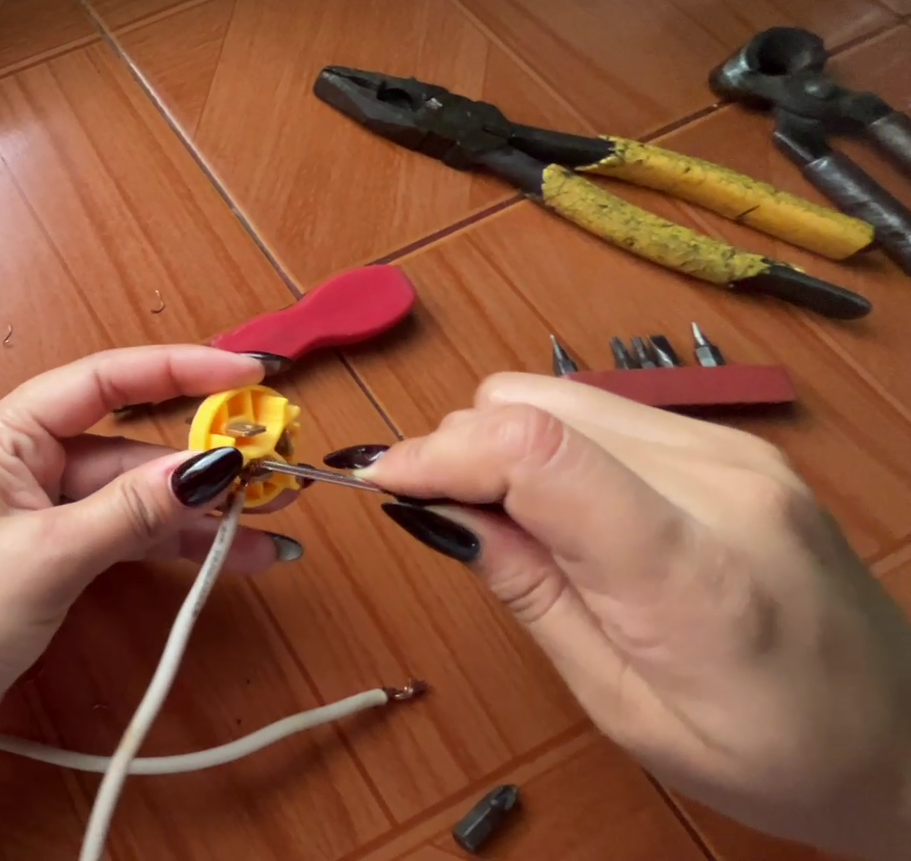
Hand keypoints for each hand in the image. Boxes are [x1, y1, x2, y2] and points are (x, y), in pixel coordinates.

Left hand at [0, 345, 303, 746]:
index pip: (102, 380)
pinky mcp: (51, 547)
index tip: (244, 374)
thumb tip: (209, 468)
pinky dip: (166, 542)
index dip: (177, 369)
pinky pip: (119, 530)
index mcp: (8, 433)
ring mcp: (40, 504)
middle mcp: (25, 457)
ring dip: (193, 512)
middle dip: (196, 460)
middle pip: (124, 444)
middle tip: (272, 471)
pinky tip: (225, 557)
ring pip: (130, 493)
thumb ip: (132, 509)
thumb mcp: (51, 553)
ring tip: (268, 529)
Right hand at [358, 373, 910, 858]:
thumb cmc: (765, 749)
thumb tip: (427, 504)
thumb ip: (521, 585)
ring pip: (539, 394)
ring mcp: (727, 448)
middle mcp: (716, 480)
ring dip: (490, 443)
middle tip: (449, 521)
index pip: (535, 455)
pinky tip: (554, 501)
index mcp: (692, 569)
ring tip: (506, 516)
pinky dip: (534, 440)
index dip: (434, 453)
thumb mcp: (620, 701)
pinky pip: (580, 405)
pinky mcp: (721, 437)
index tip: (378, 482)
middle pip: (522, 408)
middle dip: (455, 453)